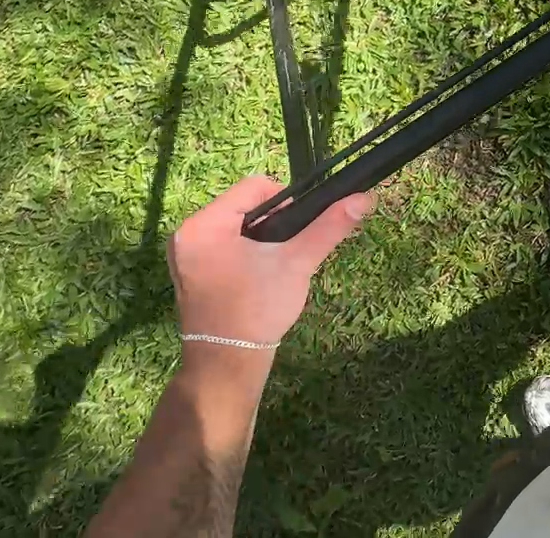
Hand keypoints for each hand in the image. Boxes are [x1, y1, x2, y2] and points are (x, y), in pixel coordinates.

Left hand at [167, 175, 375, 347]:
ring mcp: (184, 255)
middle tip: (286, 251)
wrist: (230, 363)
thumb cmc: (258, 308)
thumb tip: (364, 198)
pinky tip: (259, 272)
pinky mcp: (190, 271)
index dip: (286, 201)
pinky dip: (246, 249)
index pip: (254, 186)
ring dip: (262, 235)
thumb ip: (330, 226)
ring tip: (275, 262)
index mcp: (204, 225)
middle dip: (274, 221)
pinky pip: (225, 242)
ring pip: (237, 224)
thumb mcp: (297, 262)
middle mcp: (186, 234)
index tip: (296, 232)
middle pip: (245, 204)